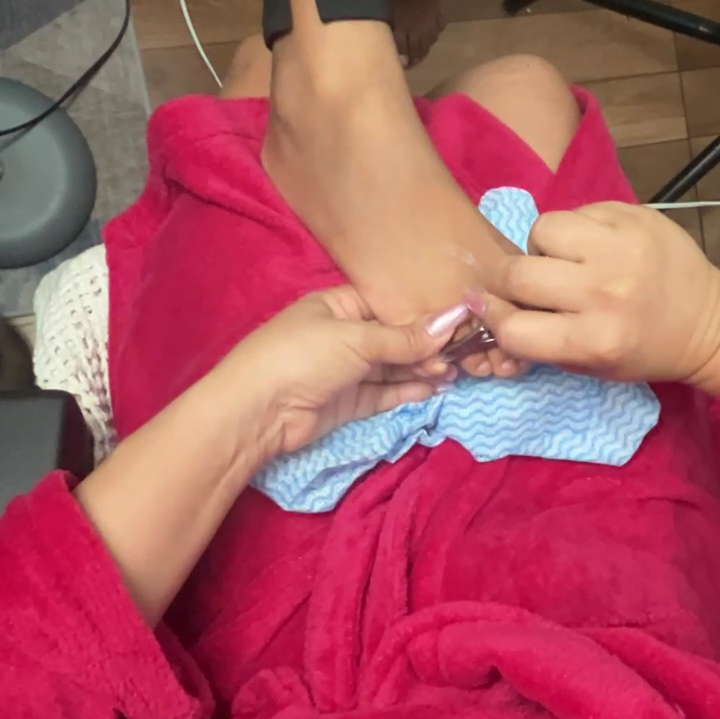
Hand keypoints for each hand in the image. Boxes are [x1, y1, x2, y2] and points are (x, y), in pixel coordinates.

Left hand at [210, 287, 466, 459]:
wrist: (257, 411)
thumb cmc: (301, 356)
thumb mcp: (356, 339)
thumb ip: (405, 338)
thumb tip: (453, 321)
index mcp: (338, 306)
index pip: (389, 306)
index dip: (422, 314)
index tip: (459, 322)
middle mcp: (343, 336)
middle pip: (394, 338)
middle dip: (426, 347)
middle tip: (462, 355)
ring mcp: (345, 371)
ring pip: (391, 368)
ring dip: (421, 370)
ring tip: (453, 373)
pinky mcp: (347, 402)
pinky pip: (383, 393)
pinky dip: (406, 390)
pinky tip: (432, 388)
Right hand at [489, 202, 719, 395]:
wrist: (708, 323)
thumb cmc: (641, 351)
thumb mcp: (588, 364)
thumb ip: (538, 341)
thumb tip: (485, 307)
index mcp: (594, 340)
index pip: (513, 328)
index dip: (497, 319)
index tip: (500, 313)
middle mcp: (605, 291)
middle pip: (519, 274)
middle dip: (514, 281)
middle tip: (531, 286)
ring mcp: (621, 246)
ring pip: (541, 229)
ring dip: (543, 247)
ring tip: (565, 260)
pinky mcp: (634, 215)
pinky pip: (575, 211)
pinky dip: (574, 229)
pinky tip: (594, 245)